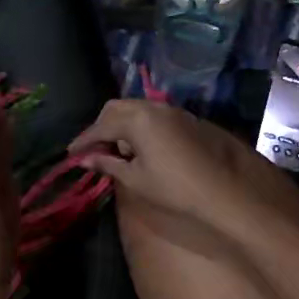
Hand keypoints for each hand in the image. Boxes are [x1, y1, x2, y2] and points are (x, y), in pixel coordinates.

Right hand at [68, 100, 298, 246]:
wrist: (227, 191)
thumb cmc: (176, 188)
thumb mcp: (136, 180)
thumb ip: (108, 164)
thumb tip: (86, 158)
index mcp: (137, 119)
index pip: (101, 126)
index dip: (84, 141)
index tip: (71, 154)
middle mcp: (154, 107)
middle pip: (117, 109)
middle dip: (102, 126)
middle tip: (92, 149)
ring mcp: (173, 111)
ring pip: (137, 109)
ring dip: (122, 125)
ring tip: (115, 150)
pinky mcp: (188, 120)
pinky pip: (154, 116)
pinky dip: (140, 126)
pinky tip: (140, 148)